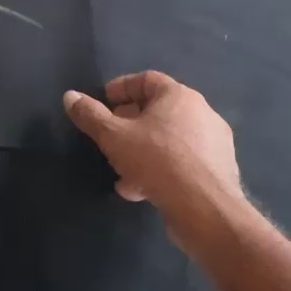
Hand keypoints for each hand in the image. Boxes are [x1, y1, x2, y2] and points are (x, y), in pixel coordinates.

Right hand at [63, 72, 244, 249]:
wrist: (206, 210)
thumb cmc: (157, 160)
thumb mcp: (113, 136)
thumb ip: (90, 114)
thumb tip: (70, 96)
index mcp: (179, 96)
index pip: (147, 79)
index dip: (121, 88)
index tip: (103, 103)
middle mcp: (203, 114)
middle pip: (159, 110)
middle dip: (130, 122)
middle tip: (110, 135)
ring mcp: (215, 144)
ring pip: (170, 139)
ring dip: (143, 149)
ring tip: (121, 169)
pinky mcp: (219, 172)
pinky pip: (183, 162)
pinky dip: (161, 169)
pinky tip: (140, 189)